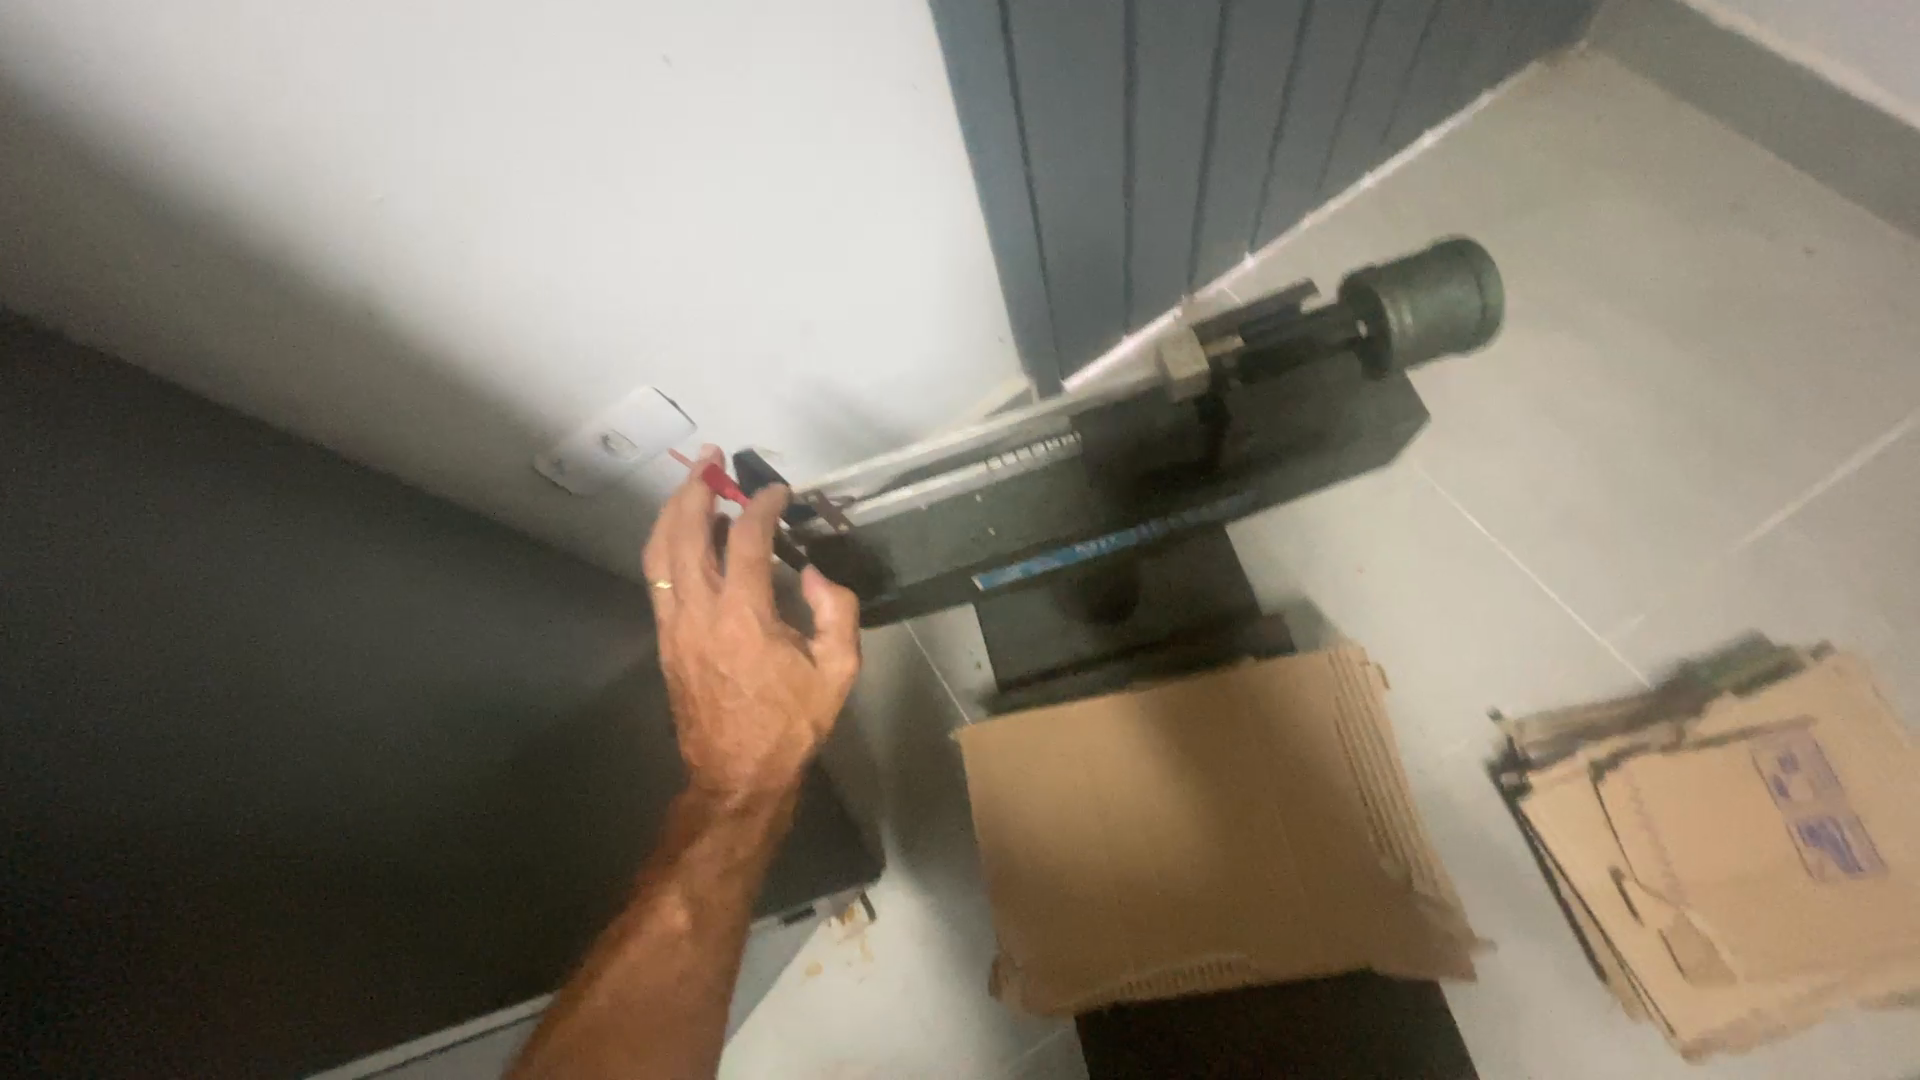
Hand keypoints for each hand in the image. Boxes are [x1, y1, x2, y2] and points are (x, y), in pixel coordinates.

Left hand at [642, 446, 861, 800]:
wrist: (737, 774)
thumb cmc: (792, 724)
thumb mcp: (838, 671)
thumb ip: (838, 612)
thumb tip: (818, 572)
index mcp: (744, 618)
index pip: (746, 541)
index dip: (762, 507)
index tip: (778, 492)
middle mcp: (699, 613)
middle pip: (684, 534)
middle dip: (697, 490)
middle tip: (712, 461)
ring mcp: (674, 626)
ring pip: (659, 553)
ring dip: (672, 511)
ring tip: (691, 484)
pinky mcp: (666, 640)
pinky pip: (657, 578)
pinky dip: (666, 544)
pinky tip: (682, 533)